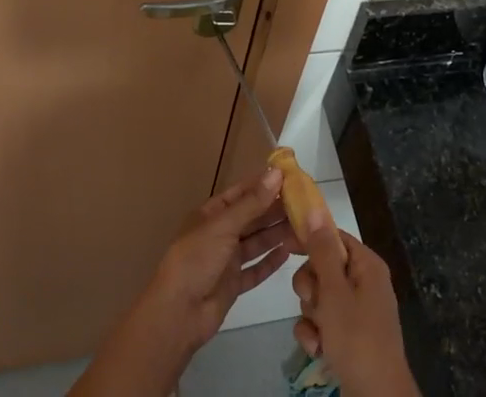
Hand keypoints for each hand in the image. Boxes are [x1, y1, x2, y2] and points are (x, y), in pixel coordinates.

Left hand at [143, 166, 297, 349]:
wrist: (178, 313)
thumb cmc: (196, 260)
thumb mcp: (223, 226)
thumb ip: (252, 203)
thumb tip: (276, 173)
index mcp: (211, 215)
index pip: (241, 192)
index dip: (263, 183)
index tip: (290, 175)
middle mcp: (220, 234)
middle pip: (252, 217)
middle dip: (275, 210)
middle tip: (306, 203)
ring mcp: (226, 260)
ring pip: (257, 242)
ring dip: (277, 234)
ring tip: (305, 226)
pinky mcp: (233, 284)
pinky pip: (255, 269)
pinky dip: (270, 261)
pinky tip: (288, 253)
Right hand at [292, 212, 418, 396]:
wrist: (375, 394)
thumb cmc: (356, 336)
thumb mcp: (335, 290)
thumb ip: (322, 251)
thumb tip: (315, 209)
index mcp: (366, 265)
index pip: (334, 236)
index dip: (310, 239)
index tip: (285, 245)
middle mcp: (363, 282)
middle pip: (322, 268)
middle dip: (310, 288)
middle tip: (313, 302)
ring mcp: (356, 310)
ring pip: (318, 298)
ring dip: (311, 316)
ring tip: (319, 334)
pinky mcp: (348, 334)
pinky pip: (322, 322)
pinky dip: (316, 334)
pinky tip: (318, 349)